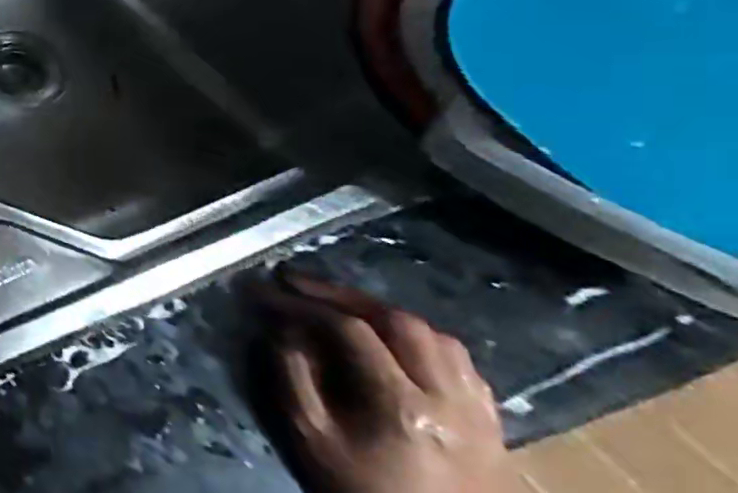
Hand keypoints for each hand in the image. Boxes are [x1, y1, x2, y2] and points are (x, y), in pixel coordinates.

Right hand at [262, 270, 509, 492]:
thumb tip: (283, 327)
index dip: (301, 303)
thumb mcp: (312, 437)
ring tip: (344, 308)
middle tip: (300, 285)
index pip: (348, 328)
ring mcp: (478, 411)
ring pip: (435, 335)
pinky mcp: (492, 424)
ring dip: (383, 312)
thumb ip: (293, 375)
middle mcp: (449, 399)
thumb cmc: (361, 490)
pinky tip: (395, 342)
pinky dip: (421, 340)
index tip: (265, 291)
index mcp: (402, 405)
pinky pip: (460, 363)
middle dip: (342, 295)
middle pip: (398, 321)